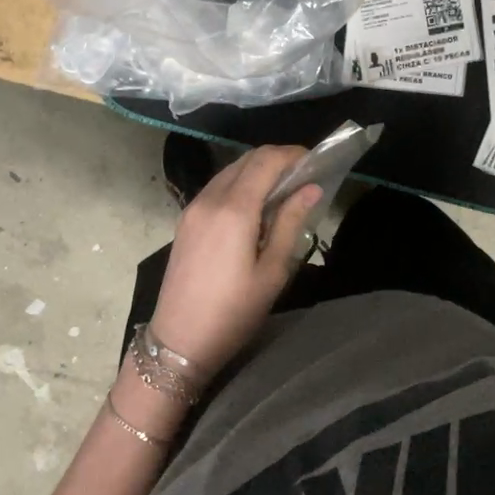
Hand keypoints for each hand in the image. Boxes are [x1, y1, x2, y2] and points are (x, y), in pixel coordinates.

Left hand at [149, 146, 322, 380]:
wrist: (179, 340)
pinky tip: (254, 207)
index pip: (265, 161)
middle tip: (303, 176)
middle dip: (276, 159)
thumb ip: (291, 223)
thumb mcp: (273, 271)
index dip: (292, 154)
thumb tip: (312, 188)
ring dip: (256, 171)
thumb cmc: (233, 311)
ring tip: (282, 192)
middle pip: (246, 160)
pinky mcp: (185, 219)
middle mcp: (210, 198)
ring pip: (229, 171)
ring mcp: (193, 207)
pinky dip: (239, 184)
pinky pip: (216, 187)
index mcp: (234, 209)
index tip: (315, 160)